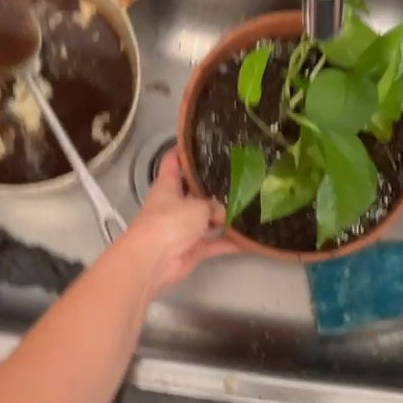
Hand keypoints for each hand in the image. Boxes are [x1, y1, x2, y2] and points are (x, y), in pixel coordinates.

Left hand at [113, 154, 234, 294]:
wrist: (154, 259)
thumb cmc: (170, 222)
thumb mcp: (196, 206)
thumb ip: (214, 206)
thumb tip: (223, 214)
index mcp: (167, 187)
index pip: (173, 162)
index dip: (183, 152)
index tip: (200, 143)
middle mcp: (174, 206)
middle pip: (194, 192)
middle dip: (213, 188)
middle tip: (238, 178)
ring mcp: (183, 229)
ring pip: (206, 220)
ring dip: (223, 219)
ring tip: (247, 208)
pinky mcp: (192, 249)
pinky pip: (213, 243)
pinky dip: (228, 242)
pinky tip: (247, 239)